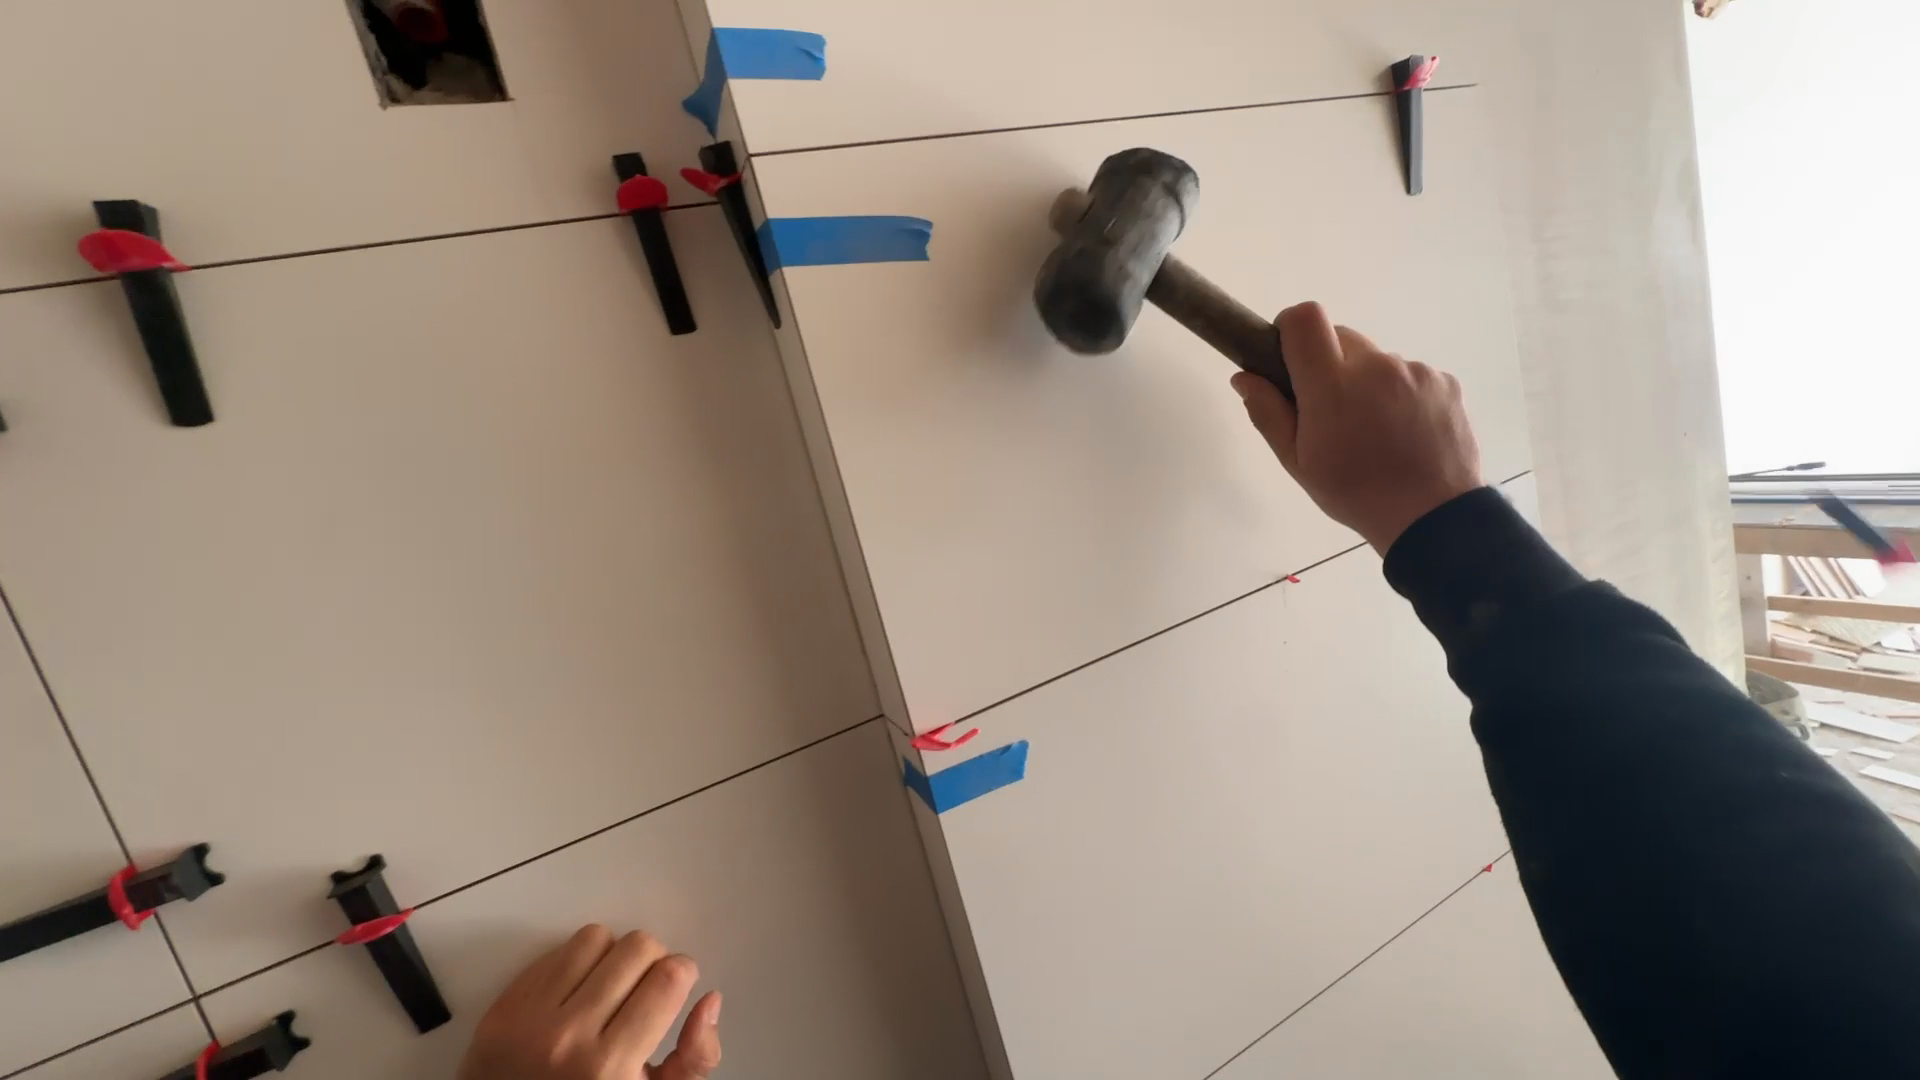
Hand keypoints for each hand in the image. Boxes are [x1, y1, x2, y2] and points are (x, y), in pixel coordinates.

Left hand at [457, 924, 722, 1079]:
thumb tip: (709, 1001)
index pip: (670, 976)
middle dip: (651, 962)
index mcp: (610, 1067)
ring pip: (596, 937)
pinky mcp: (500, 1011)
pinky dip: (573, 966)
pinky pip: (555, 953)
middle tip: (641, 992)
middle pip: (638, 946)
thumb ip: (694, 1059)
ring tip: (606, 991)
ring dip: (610, 957)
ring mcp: (527, 1021)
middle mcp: (567, 1038)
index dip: (683, 974)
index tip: (675, 991)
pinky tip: (574, 997)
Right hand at [1233, 302, 1482, 553]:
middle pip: (1338, 335)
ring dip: (1363, 381)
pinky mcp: (1444, 380)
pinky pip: (1407, 374)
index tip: (1286, 360)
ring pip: (1374, 358)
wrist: (1433, 515)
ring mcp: (1415, 370)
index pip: (1305, 318)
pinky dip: (1396, 394)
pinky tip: (1400, 432)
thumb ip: (1267, 412)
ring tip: (1370, 431)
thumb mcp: (1296, 460)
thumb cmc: (1353, 492)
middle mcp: (1377, 365)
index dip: (1289, 329)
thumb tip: (1244, 376)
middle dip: (1324, 362)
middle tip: (1325, 410)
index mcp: (1332, 384)